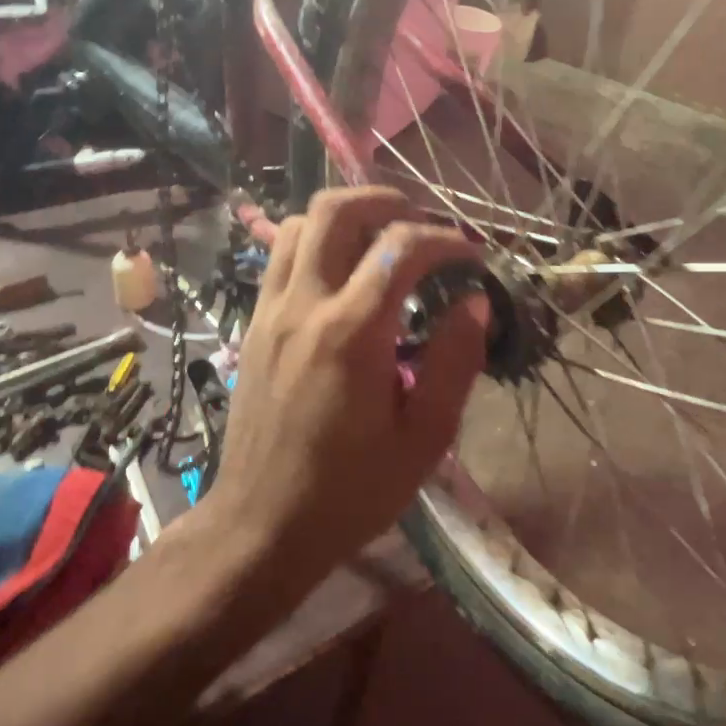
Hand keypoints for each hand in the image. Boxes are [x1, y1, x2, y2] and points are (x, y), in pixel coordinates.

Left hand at [199, 186, 488, 586]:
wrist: (262, 525)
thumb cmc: (352, 491)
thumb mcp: (425, 438)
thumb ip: (454, 361)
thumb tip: (474, 303)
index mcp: (352, 333)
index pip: (401, 247)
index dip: (446, 240)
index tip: (473, 258)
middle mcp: (304, 306)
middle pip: (336, 209)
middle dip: (388, 201)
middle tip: (424, 224)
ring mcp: (269, 311)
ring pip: (298, 223)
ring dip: (346, 217)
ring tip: (381, 240)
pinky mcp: (252, 325)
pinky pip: (280, 257)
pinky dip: (316, 242)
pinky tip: (344, 273)